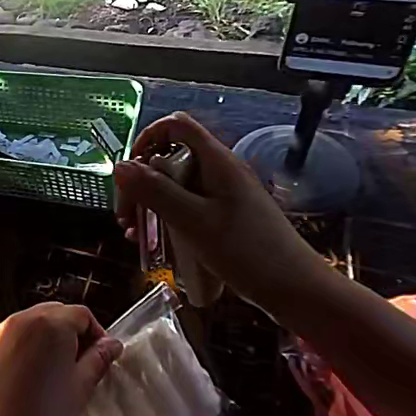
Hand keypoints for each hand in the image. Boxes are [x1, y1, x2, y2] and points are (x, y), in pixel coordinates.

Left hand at [0, 303, 121, 415]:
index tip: (101, 355)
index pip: (82, 314)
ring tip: (53, 375)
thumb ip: (99, 360)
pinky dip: (21, 350)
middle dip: (70, 333)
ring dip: (45, 340)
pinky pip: (8, 340)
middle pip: (55, 314)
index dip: (97, 334)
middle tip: (81, 363)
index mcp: (50, 324)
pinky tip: (27, 381)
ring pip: (30, 325)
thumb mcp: (81, 388)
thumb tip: (110, 346)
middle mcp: (20, 321)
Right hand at [112, 112, 333, 313]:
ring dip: (151, 206)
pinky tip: (155, 246)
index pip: (177, 126)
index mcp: (217, 162)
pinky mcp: (227, 218)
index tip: (129, 172)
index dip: (148, 139)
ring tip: (134, 236)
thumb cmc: (247, 252)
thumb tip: (120, 166)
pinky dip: (168, 221)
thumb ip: (156, 191)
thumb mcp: (194, 222)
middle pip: (171, 159)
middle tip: (124, 218)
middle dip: (142, 183)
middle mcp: (220, 171)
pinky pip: (189, 208)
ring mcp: (224, 195)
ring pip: (177, 187)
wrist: (296, 289)